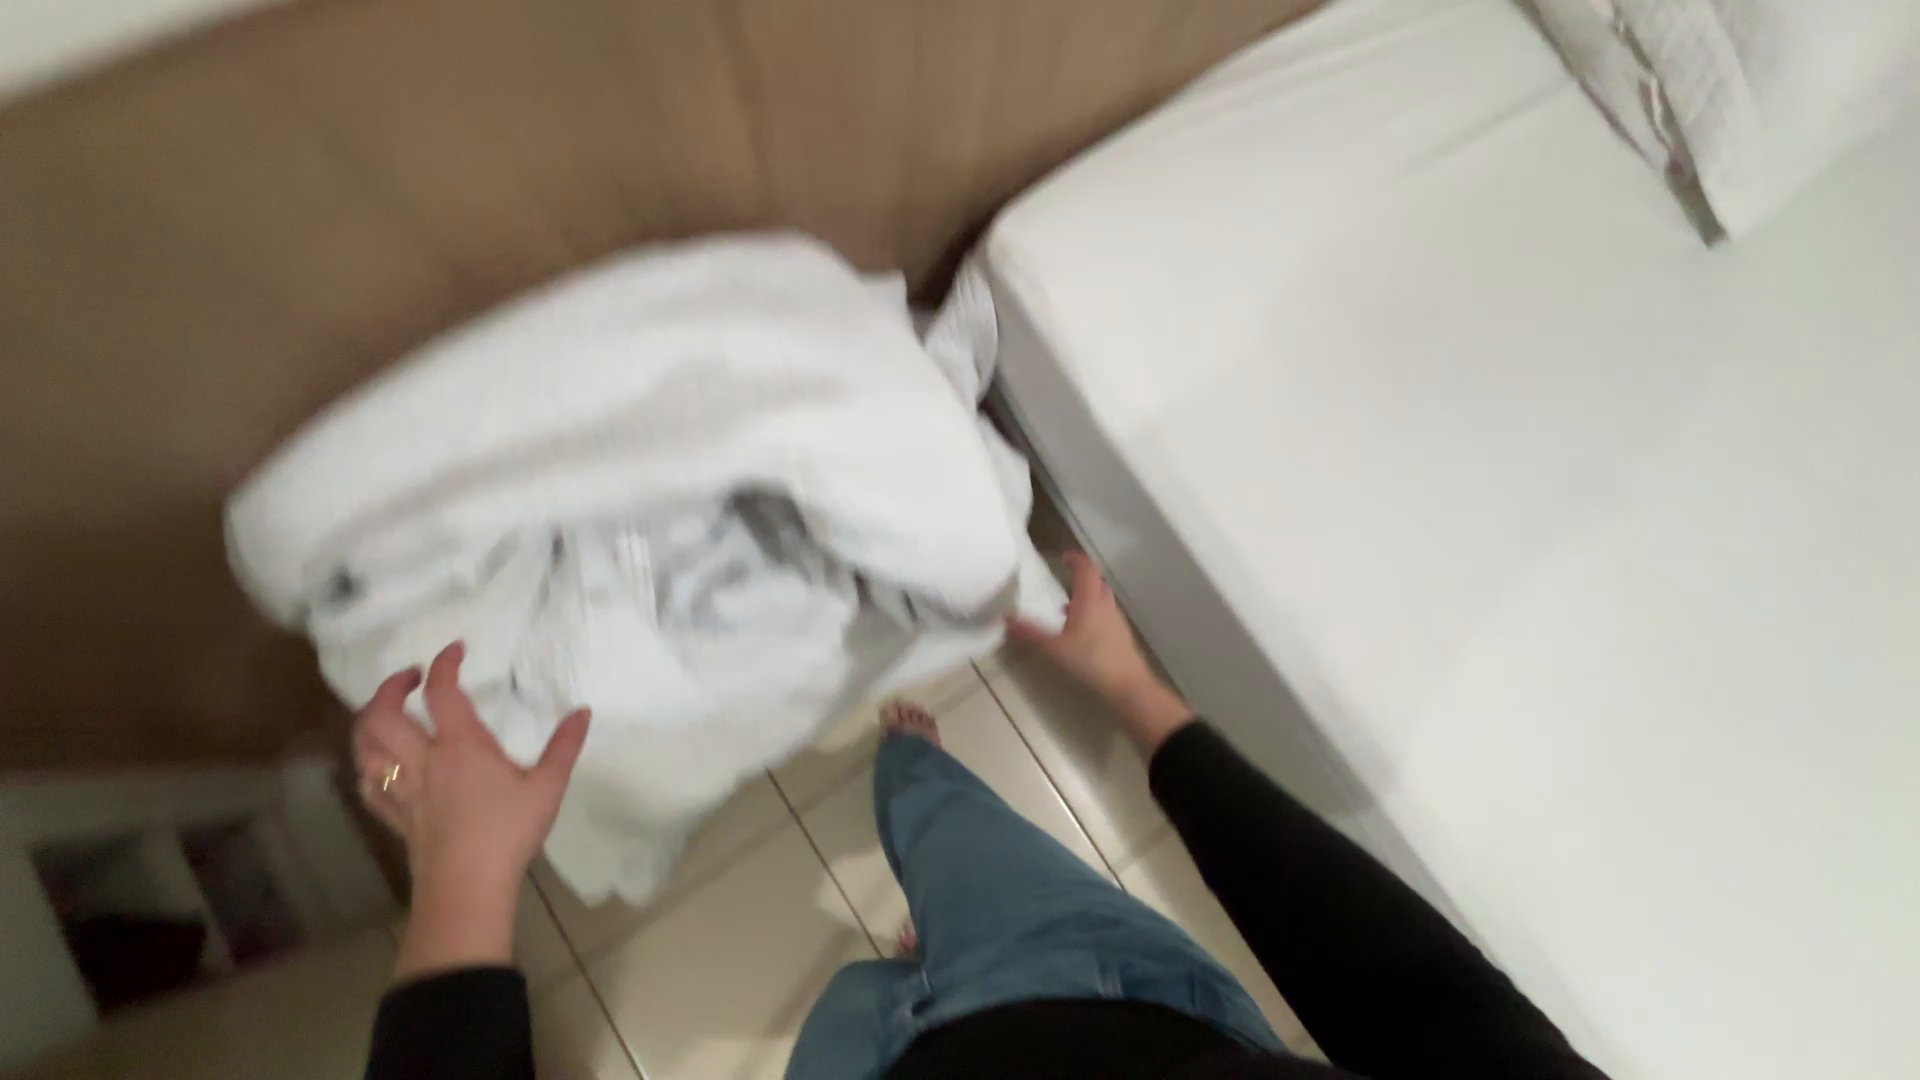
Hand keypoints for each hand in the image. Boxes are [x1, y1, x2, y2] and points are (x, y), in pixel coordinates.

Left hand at [353, 642, 588, 977]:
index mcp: (461, 746)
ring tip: (387, 712)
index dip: (444, 665)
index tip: (455, 649)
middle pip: (382, 716)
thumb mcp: (549, 785)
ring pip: (364, 747)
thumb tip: (582, 711)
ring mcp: (403, 790)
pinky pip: (367, 783)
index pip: (442, 693)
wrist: (467, 887)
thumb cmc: (508, 831)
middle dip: (390, 688)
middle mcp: (423, 761)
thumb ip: (564, 746)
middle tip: (410, 677)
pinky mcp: (395, 816)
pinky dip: (368, 763)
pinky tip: (379, 763)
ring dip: (368, 722)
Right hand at [1007, 553, 1194, 756]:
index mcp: (1090, 600)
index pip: (1086, 568)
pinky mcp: (1121, 636)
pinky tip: (1080, 633)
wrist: (1128, 687)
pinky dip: (1092, 614)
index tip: (1064, 557)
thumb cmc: (1090, 662)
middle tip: (1064, 578)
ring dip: (1086, 597)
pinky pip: (1105, 615)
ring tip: (1066, 608)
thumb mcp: (1053, 648)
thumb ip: (1029, 633)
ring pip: (1102, 599)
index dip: (1076, 559)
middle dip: (1081, 577)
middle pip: (1096, 581)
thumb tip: (1005, 618)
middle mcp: (1105, 604)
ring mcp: (1116, 620)